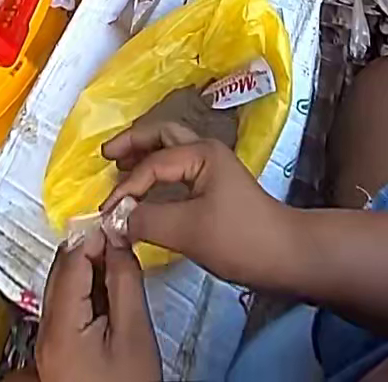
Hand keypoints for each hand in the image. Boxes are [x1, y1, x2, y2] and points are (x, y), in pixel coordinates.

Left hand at [35, 228, 160, 381]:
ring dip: (90, 266)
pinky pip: (67, 303)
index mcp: (59, 328)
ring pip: (63, 284)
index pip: (71, 260)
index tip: (122, 224)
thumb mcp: (134, 329)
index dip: (96, 235)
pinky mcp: (55, 350)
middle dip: (92, 248)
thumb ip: (124, 277)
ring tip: (121, 263)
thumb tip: (117, 237)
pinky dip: (87, 287)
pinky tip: (110, 289)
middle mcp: (43, 333)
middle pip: (62, 269)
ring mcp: (46, 343)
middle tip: (124, 240)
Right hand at [100, 125, 297, 286]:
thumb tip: (115, 220)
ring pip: (171, 149)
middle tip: (106, 154)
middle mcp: (205, 150)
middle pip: (163, 135)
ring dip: (145, 154)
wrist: (281, 253)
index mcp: (202, 152)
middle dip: (134, 142)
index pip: (153, 163)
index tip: (106, 213)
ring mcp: (211, 166)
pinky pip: (177, 168)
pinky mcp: (213, 185)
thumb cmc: (238, 237)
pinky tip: (144, 189)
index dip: (127, 187)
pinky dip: (156, 172)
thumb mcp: (188, 230)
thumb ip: (147, 220)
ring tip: (118, 165)